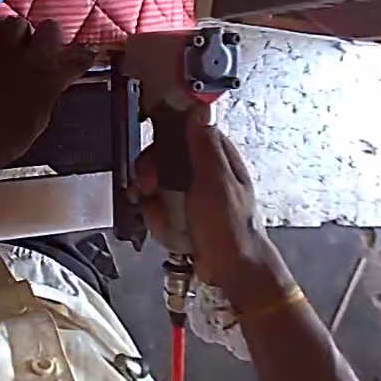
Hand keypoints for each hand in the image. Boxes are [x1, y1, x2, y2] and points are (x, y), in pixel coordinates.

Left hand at [0, 17, 94, 175]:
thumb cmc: (10, 136)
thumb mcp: (41, 116)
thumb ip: (50, 91)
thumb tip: (55, 80)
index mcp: (49, 77)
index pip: (77, 59)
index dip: (84, 57)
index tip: (86, 55)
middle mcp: (29, 58)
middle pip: (50, 29)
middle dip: (50, 36)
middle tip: (44, 48)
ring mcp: (2, 51)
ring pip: (17, 23)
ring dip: (19, 32)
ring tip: (15, 45)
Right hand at [134, 110, 292, 306]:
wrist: (231, 272)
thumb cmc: (230, 227)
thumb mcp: (216, 183)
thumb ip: (204, 147)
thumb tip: (199, 109)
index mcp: (216, 155)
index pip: (181, 131)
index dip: (162, 139)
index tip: (152, 157)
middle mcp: (202, 170)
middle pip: (161, 158)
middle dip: (151, 177)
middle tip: (149, 189)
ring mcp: (190, 192)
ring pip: (155, 184)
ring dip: (153, 203)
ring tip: (164, 218)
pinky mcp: (181, 211)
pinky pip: (156, 207)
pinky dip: (157, 219)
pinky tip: (167, 228)